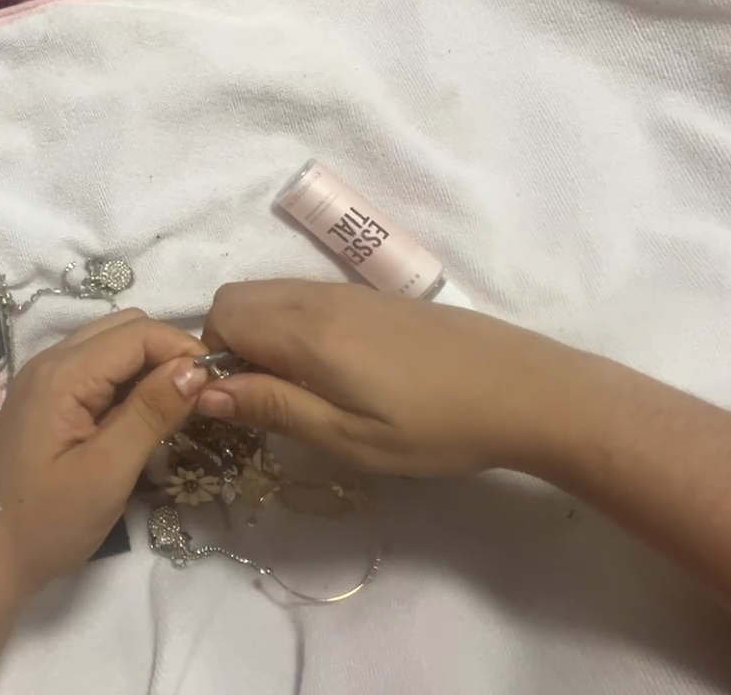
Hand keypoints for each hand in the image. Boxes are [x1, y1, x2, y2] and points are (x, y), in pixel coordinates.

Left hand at [0, 309, 207, 594]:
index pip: (137, 332)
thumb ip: (150, 413)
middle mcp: (51, 361)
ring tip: (177, 407)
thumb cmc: (46, 521)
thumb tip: (195, 369)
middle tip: (198, 397)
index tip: (216, 386)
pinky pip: (97, 369)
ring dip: (148, 365)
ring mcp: (46, 378)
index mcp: (63, 373)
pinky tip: (143, 415)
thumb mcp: (106, 472)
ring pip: (112, 345)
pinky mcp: (48, 398)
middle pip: (124, 328)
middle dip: (167, 352)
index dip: (181, 349)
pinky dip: (127, 380)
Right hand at [200, 280, 601, 475]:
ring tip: (291, 382)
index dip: (211, 361)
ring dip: (253, 330)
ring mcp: (341, 291)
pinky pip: (295, 294)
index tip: (238, 403)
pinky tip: (324, 364)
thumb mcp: (351, 438)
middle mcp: (315, 298)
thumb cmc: (435, 427)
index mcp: (307, 332)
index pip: (220, 320)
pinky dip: (282, 321)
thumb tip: (206, 392)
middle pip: (233, 298)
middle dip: (225, 341)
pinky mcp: (363, 294)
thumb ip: (275, 408)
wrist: (524, 389)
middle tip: (259, 393)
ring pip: (264, 292)